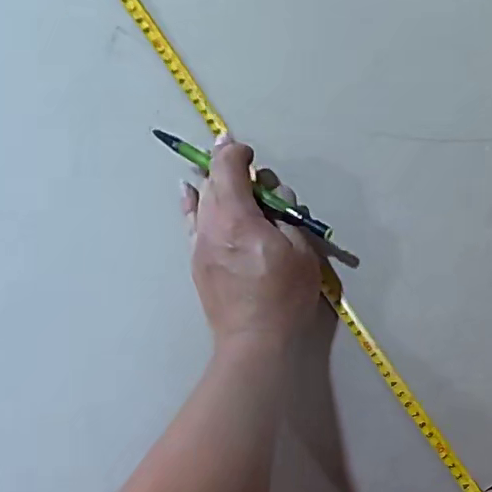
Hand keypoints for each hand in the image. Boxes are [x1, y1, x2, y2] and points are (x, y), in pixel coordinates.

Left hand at [182, 136, 321, 349]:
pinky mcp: (198, 263)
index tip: (247, 152)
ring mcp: (200, 244)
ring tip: (216, 176)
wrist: (254, 340)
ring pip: (200, 202)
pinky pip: (192, 223)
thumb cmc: (284, 298)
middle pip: (212, 182)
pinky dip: (192, 204)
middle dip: (226, 167)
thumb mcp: (302, 255)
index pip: (228, 168)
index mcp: (238, 217)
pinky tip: (189, 195)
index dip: (236, 152)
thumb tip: (275, 209)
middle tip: (243, 166)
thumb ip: (287, 223)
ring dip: (210, 184)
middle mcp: (212, 225)